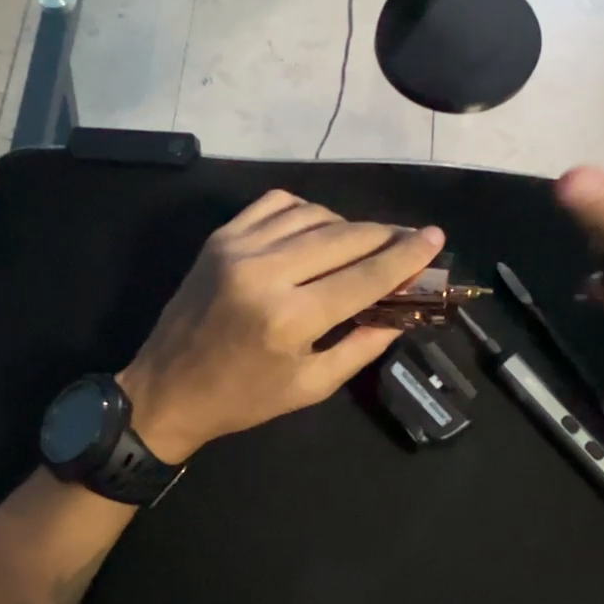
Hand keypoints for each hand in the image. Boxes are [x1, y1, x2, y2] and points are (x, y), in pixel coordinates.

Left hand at [117, 190, 445, 463]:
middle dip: (385, 235)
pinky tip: (318, 228)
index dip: (406, 255)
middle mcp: (266, 272)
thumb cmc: (241, 399)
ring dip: (347, 224)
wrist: (166, 389)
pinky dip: (305, 210)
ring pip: (312, 215)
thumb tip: (402, 316)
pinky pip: (275, 205)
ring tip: (364, 242)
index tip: (436, 237)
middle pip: (344, 238)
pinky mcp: (220, 238)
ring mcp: (238, 248)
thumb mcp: (309, 386)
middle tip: (410, 241)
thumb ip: (360, 347)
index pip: (365, 275)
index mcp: (291, 317)